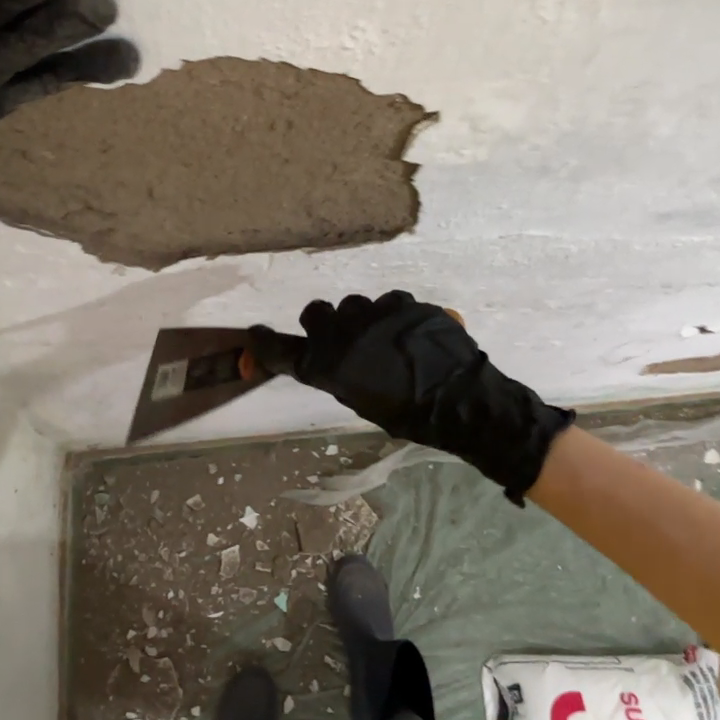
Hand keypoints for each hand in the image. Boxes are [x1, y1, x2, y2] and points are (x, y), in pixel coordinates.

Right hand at [249, 291, 573, 503]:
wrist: (463, 401)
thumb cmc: (409, 416)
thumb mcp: (361, 401)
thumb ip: (337, 374)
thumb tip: (327, 360)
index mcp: (329, 364)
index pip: (281, 349)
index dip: (264, 343)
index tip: (256, 336)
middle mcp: (346, 333)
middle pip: (316, 313)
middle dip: (324, 323)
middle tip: (341, 339)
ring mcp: (377, 313)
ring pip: (356, 304)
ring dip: (362, 319)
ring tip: (384, 339)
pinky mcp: (407, 303)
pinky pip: (390, 303)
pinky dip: (394, 316)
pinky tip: (410, 334)